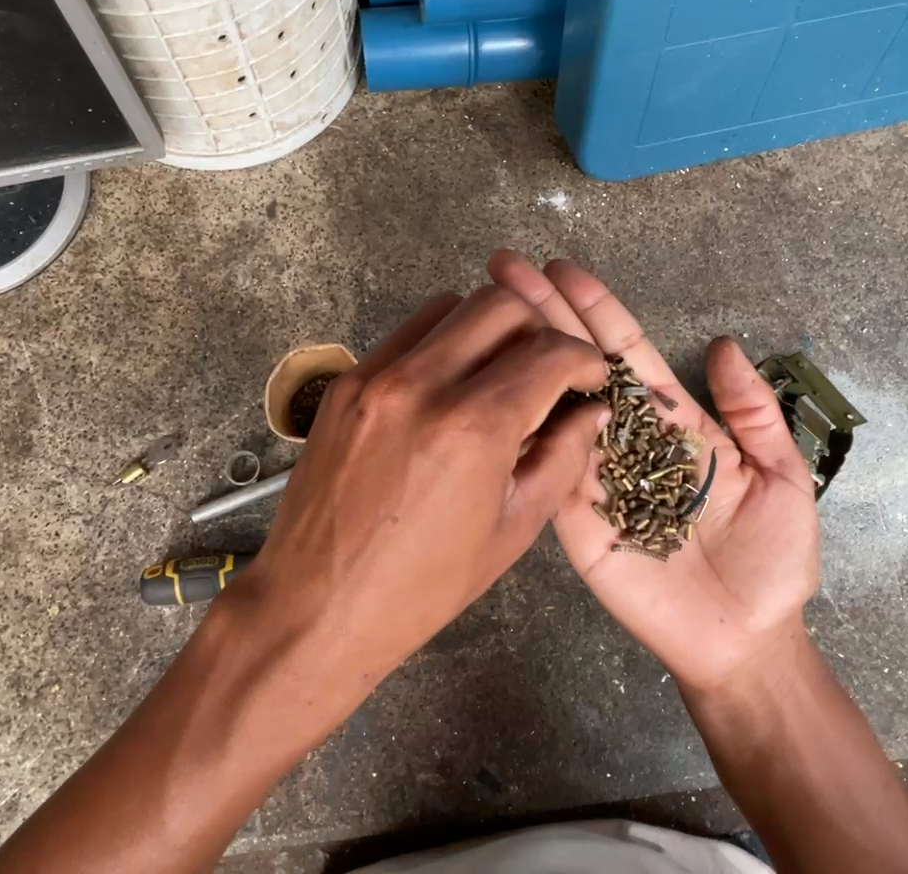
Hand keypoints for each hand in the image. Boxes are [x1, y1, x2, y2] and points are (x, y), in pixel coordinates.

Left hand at [235, 286, 610, 690]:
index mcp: (474, 427)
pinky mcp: (345, 383)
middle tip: (546, 370)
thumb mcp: (513, 530)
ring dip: (488, 327)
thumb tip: (589, 410)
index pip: (550, 350)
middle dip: (539, 329)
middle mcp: (422, 385)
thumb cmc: (424, 585)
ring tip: (497, 373)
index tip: (587, 378)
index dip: (583, 359)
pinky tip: (447, 387)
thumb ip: (562, 457)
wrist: (318, 604)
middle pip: (501, 303)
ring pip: (450, 305)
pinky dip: (440, 344)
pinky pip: (406, 334)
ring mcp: (375, 377)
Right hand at [487, 252, 822, 690]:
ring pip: (551, 405)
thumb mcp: (783, 478)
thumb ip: (754, 412)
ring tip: (486, 313)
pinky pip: (544, 466)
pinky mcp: (574, 516)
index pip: (627, 350)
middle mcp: (625, 436)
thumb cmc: (773, 560)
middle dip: (542, 313)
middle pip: (577, 363)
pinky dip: (518, 427)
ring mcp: (594, 474)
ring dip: (518, 357)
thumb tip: (723, 344)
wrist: (746, 639)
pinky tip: (489, 388)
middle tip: (503, 265)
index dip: (595, 307)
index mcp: (673, 420)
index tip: (561, 267)